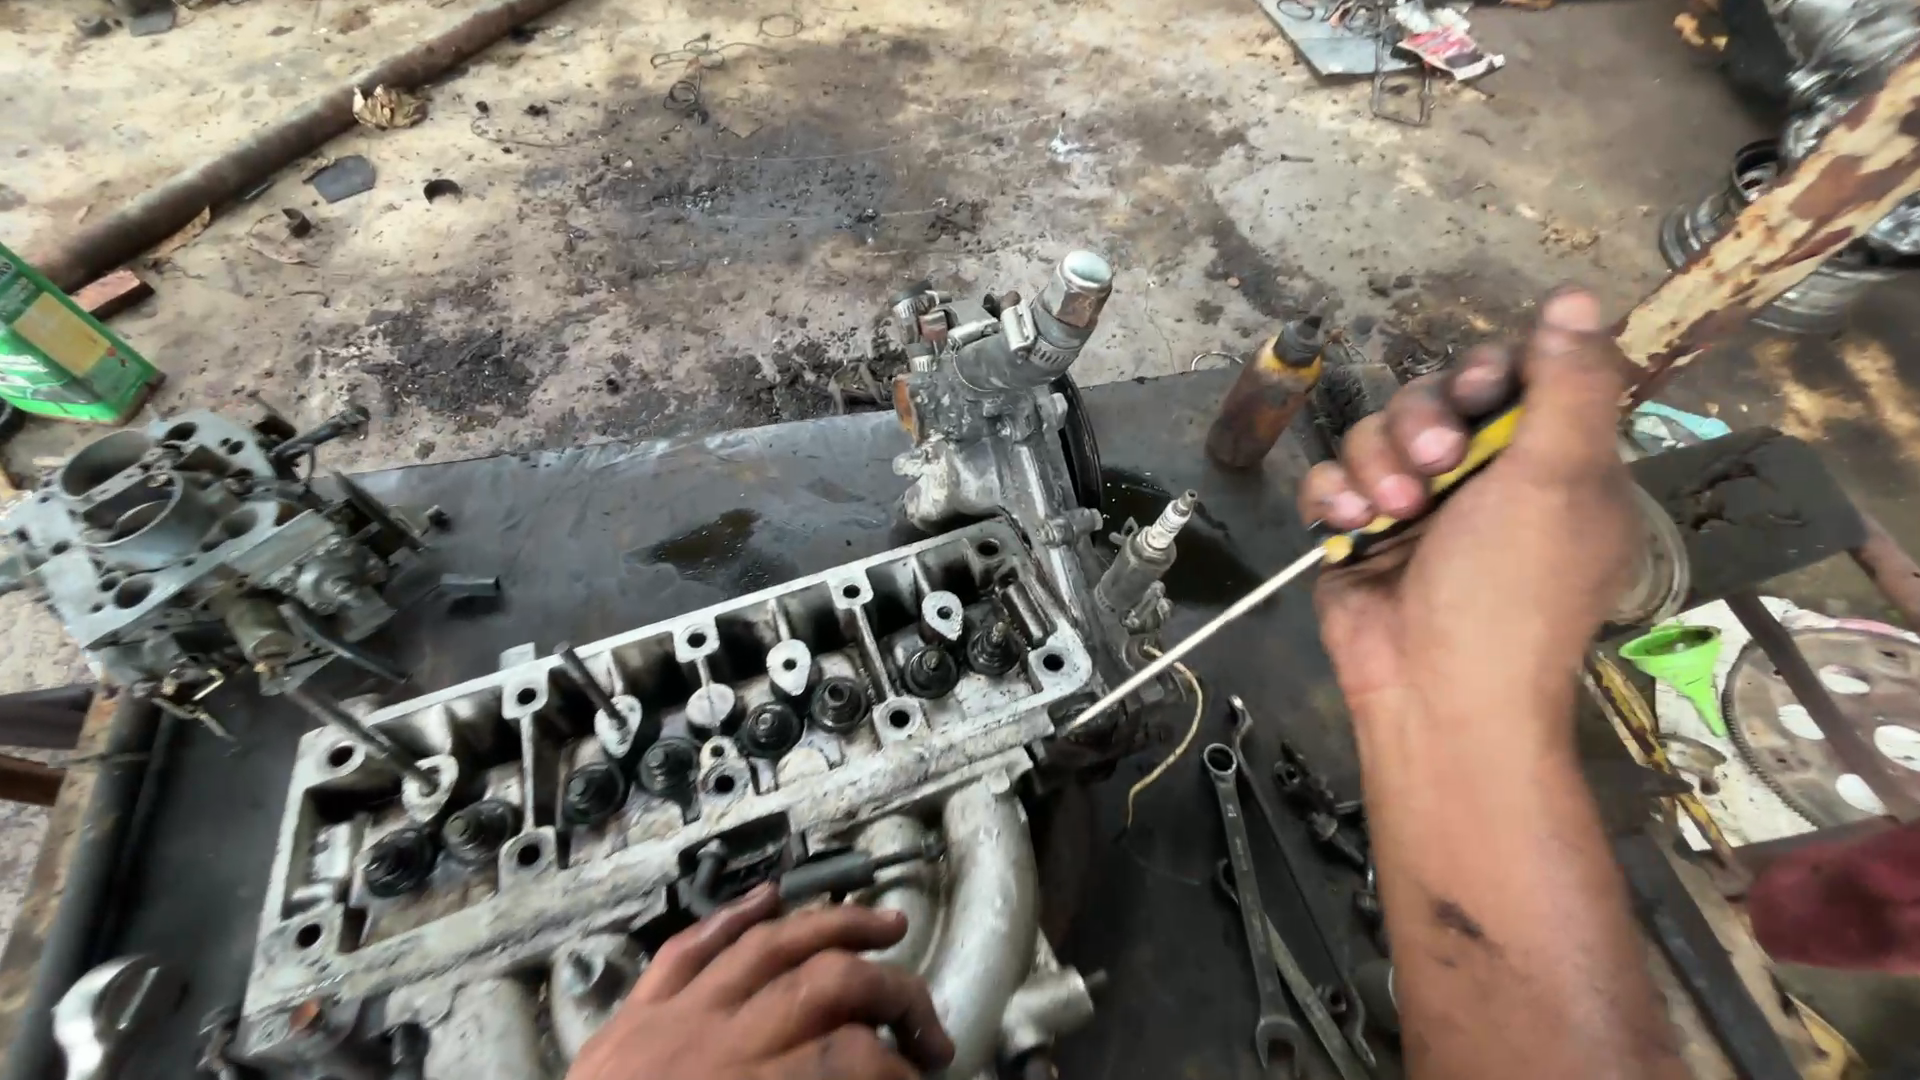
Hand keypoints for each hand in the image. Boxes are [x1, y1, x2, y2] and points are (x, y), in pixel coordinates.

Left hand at [568, 885, 954, 1079]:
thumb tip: (867, 1074)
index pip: (846, 1058)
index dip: (898, 1065)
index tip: (923, 1079)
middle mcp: (716, 1044)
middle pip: (825, 984)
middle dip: (891, 991)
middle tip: (927, 1019)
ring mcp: (672, 1017)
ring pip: (769, 944)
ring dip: (834, 925)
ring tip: (883, 924)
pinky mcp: (633, 1013)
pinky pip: (688, 947)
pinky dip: (733, 915)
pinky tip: (771, 894)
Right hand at [1297, 289, 1638, 737]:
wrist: (1430, 681)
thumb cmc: (1510, 587)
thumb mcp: (1556, 481)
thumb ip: (1566, 385)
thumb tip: (1574, 298)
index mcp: (1540, 460)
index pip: (1507, 378)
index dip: (1484, 373)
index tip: (1477, 394)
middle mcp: (1473, 474)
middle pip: (1426, 398)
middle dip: (1418, 426)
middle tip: (1431, 466)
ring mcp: (1407, 502)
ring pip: (1370, 435)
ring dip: (1374, 467)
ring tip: (1387, 514)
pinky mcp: (1352, 527)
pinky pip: (1327, 479)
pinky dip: (1331, 495)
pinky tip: (1347, 523)